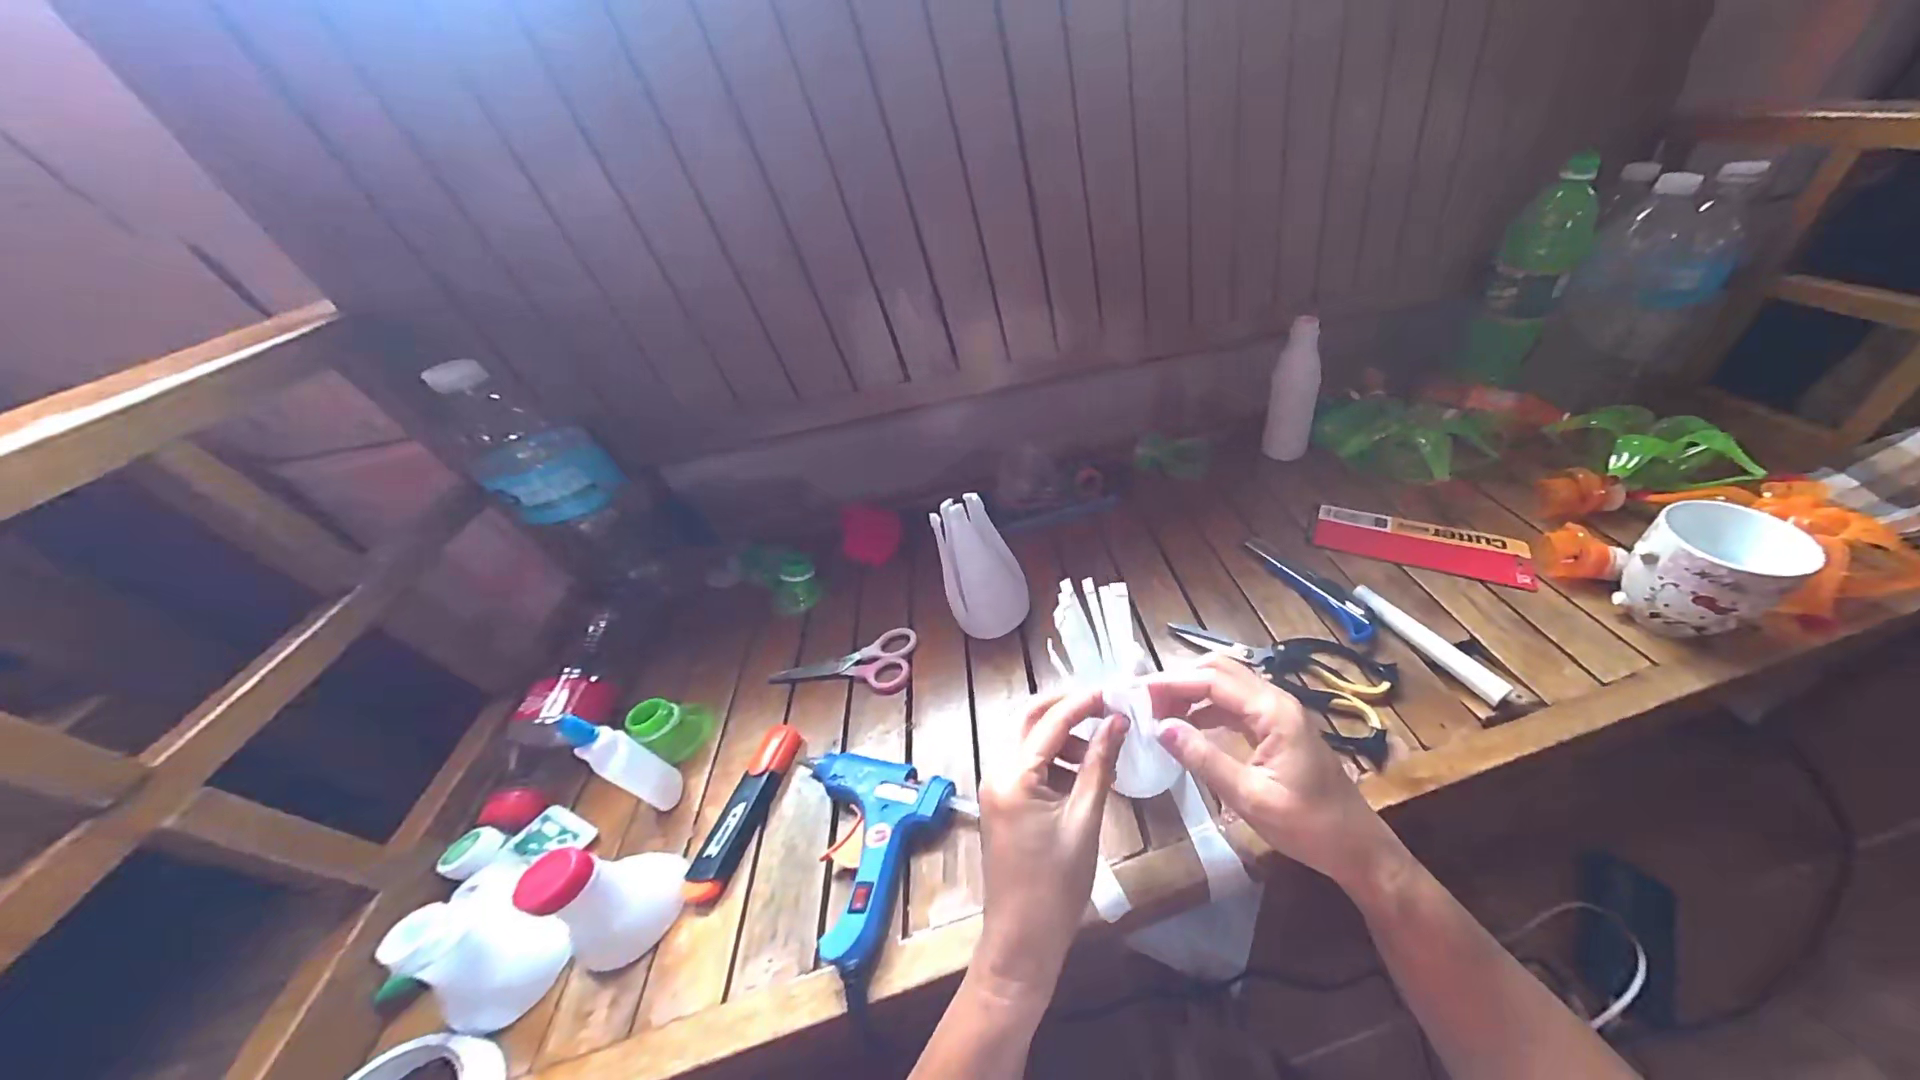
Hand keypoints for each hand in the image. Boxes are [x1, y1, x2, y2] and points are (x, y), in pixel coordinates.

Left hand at [973, 690, 1125, 1003]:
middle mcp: (996, 771)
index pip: (1050, 721)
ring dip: (1062, 735)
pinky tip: (1084, 773)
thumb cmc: (1057, 885)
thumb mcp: (1085, 821)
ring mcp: (996, 785)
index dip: (1084, 702)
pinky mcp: (1002, 800)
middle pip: (1028, 719)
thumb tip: (1118, 723)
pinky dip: (1054, 759)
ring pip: (1028, 740)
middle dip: (1066, 708)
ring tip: (1102, 748)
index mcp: (1013, 776)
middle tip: (1104, 706)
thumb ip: (1099, 766)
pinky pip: (1027, 764)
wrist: (1022, 940)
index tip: (1114, 691)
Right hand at [1145, 656, 1403, 891]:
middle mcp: (1276, 700)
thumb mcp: (1250, 797)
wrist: (1359, 849)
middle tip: (1143, 700)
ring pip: (1225, 683)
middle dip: (1177, 680)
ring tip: (1157, 711)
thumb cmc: (1308, 826)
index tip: (1136, 693)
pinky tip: (1185, 725)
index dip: (1170, 683)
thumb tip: (1160, 728)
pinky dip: (1204, 706)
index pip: (1211, 680)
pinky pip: (1233, 703)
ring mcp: (1278, 712)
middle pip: (1218, 670)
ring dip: (1190, 691)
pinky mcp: (1276, 726)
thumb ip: (1203, 759)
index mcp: (1273, 712)